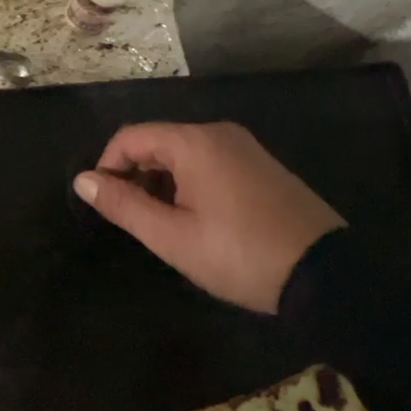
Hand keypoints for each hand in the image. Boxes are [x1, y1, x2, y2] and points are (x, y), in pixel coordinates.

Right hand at [73, 122, 345, 313]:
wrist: (328, 276)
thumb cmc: (239, 254)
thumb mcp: (172, 237)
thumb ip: (123, 205)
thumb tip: (83, 181)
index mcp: (193, 142)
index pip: (130, 138)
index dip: (107, 167)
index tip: (104, 205)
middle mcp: (218, 133)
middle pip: (157, 142)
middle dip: (135, 175)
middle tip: (132, 219)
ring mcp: (246, 148)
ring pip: (183, 154)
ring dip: (162, 182)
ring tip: (162, 225)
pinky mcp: (263, 167)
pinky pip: (210, 163)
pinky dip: (190, 183)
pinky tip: (197, 220)